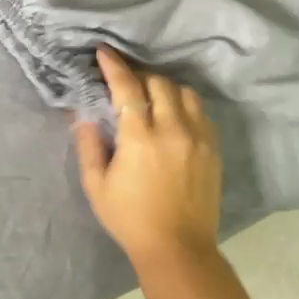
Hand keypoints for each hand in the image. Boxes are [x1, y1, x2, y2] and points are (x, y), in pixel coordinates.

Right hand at [73, 47, 221, 267]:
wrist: (177, 246)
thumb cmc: (128, 217)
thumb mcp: (96, 185)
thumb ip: (89, 146)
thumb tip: (84, 116)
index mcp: (140, 138)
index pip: (128, 89)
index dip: (115, 67)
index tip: (104, 52)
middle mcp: (174, 130)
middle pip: (159, 84)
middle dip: (138, 76)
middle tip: (122, 81)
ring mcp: (199, 138)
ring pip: (185, 93)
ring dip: (164, 87)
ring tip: (149, 95)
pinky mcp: (213, 148)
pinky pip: (200, 111)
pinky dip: (183, 104)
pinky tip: (171, 114)